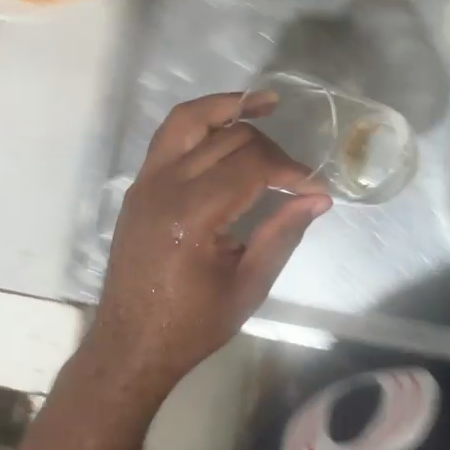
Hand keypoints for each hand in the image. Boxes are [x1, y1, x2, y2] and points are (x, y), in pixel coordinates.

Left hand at [88, 93, 331, 394]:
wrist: (130, 345)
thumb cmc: (192, 325)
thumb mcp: (248, 286)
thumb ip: (283, 234)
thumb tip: (319, 198)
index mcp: (192, 217)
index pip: (252, 166)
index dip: (291, 170)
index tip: (315, 189)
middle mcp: (164, 188)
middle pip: (228, 139)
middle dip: (270, 150)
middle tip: (295, 177)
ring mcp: (145, 183)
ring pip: (189, 121)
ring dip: (228, 108)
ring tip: (264, 103)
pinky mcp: (140, 187)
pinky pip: (170, 137)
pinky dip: (201, 122)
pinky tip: (227, 126)